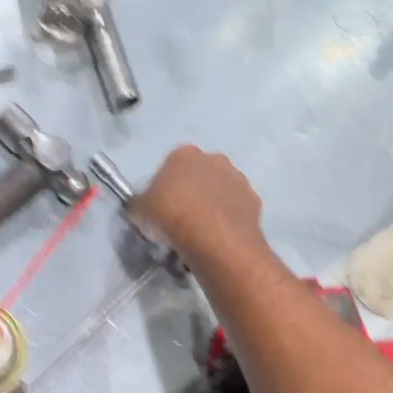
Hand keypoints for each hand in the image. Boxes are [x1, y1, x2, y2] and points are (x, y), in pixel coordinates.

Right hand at [130, 145, 265, 262]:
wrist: (213, 237)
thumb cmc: (170, 216)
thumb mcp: (139, 212)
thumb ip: (141, 204)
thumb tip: (142, 207)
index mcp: (183, 155)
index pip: (170, 167)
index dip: (164, 189)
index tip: (161, 208)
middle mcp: (213, 158)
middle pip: (198, 175)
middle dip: (192, 192)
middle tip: (181, 219)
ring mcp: (237, 178)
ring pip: (220, 190)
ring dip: (212, 204)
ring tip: (201, 231)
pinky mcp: (253, 199)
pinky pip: (235, 208)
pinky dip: (228, 219)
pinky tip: (218, 236)